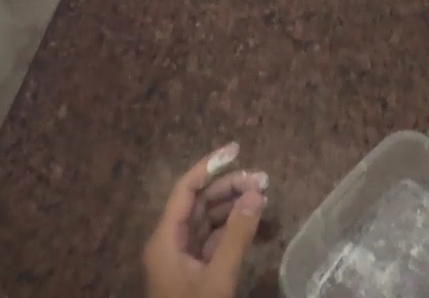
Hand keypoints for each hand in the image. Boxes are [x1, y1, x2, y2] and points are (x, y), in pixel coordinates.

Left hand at [144, 143, 267, 297]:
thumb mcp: (217, 278)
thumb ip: (237, 234)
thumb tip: (255, 193)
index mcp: (165, 240)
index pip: (185, 190)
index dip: (209, 166)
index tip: (237, 150)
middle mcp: (170, 243)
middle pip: (199, 201)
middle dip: (230, 185)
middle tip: (263, 179)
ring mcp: (182, 258)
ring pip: (208, 218)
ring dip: (234, 204)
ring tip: (264, 196)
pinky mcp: (195, 272)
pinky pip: (214, 237)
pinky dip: (233, 226)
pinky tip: (254, 220)